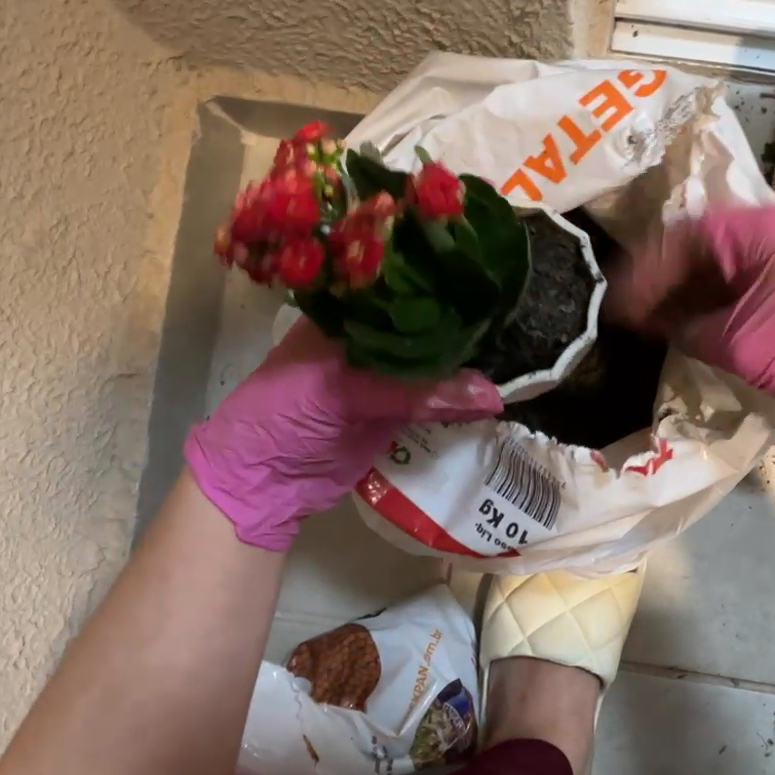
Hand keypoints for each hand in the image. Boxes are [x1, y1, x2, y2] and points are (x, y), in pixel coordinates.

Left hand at [185, 322, 502, 549]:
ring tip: (513, 361)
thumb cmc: (282, 417)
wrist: (261, 484)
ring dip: (465, 371)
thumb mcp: (343, 393)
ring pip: (433, 368)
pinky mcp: (395, 413)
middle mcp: (366, 340)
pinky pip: (433, 405)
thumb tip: (490, 396)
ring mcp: (383, 379)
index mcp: (344, 316)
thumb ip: (414, 392)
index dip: (440, 291)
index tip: (485, 289)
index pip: (400, 292)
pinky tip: (491, 399)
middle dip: (461, 333)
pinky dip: (458, 405)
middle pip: (423, 331)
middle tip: (509, 326)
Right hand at [608, 203, 774, 482]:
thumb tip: (665, 326)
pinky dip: (720, 312)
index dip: (645, 271)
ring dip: (691, 300)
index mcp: (764, 229)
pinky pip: (751, 294)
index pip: (686, 237)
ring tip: (654, 329)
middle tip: (630, 317)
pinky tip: (696, 335)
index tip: (616, 304)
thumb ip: (692, 329)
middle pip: (706, 251)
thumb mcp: (742, 344)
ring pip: (729, 274)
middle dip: (665, 285)